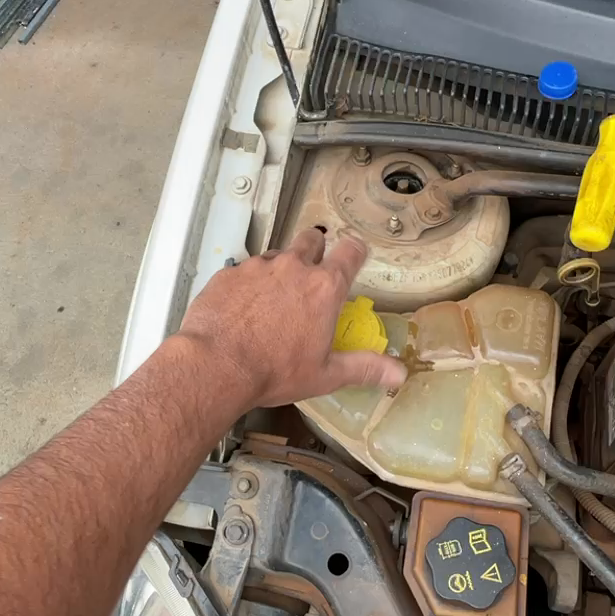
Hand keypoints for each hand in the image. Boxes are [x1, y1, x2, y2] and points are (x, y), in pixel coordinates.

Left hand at [173, 228, 406, 410]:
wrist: (216, 366)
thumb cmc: (273, 371)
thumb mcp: (326, 374)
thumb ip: (365, 367)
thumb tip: (398, 373)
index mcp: (324, 288)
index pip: (350, 252)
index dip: (355, 251)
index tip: (355, 255)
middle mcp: (293, 268)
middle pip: (312, 240)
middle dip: (316, 250)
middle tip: (312, 273)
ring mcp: (258, 267)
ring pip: (276, 255)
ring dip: (280, 270)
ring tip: (274, 299)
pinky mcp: (229, 274)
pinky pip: (244, 271)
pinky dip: (248, 284)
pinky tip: (243, 309)